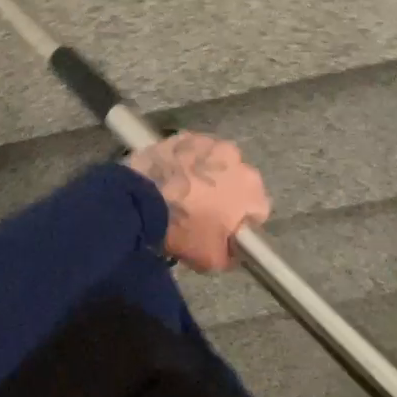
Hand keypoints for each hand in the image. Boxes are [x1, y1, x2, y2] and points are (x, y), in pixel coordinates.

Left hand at [125, 132, 270, 271]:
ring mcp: (206, 142)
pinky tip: (168, 180)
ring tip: (182, 195)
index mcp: (251, 186)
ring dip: (205, 176)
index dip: (241, 226)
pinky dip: (183, 164)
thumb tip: (231, 250)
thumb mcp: (211, 260)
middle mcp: (235, 158)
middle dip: (225, 197)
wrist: (138, 200)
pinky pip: (189, 155)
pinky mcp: (180, 136)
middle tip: (201, 214)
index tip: (223, 234)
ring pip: (213, 165)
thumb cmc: (183, 229)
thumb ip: (231, 255)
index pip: (258, 211)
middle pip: (236, 183)